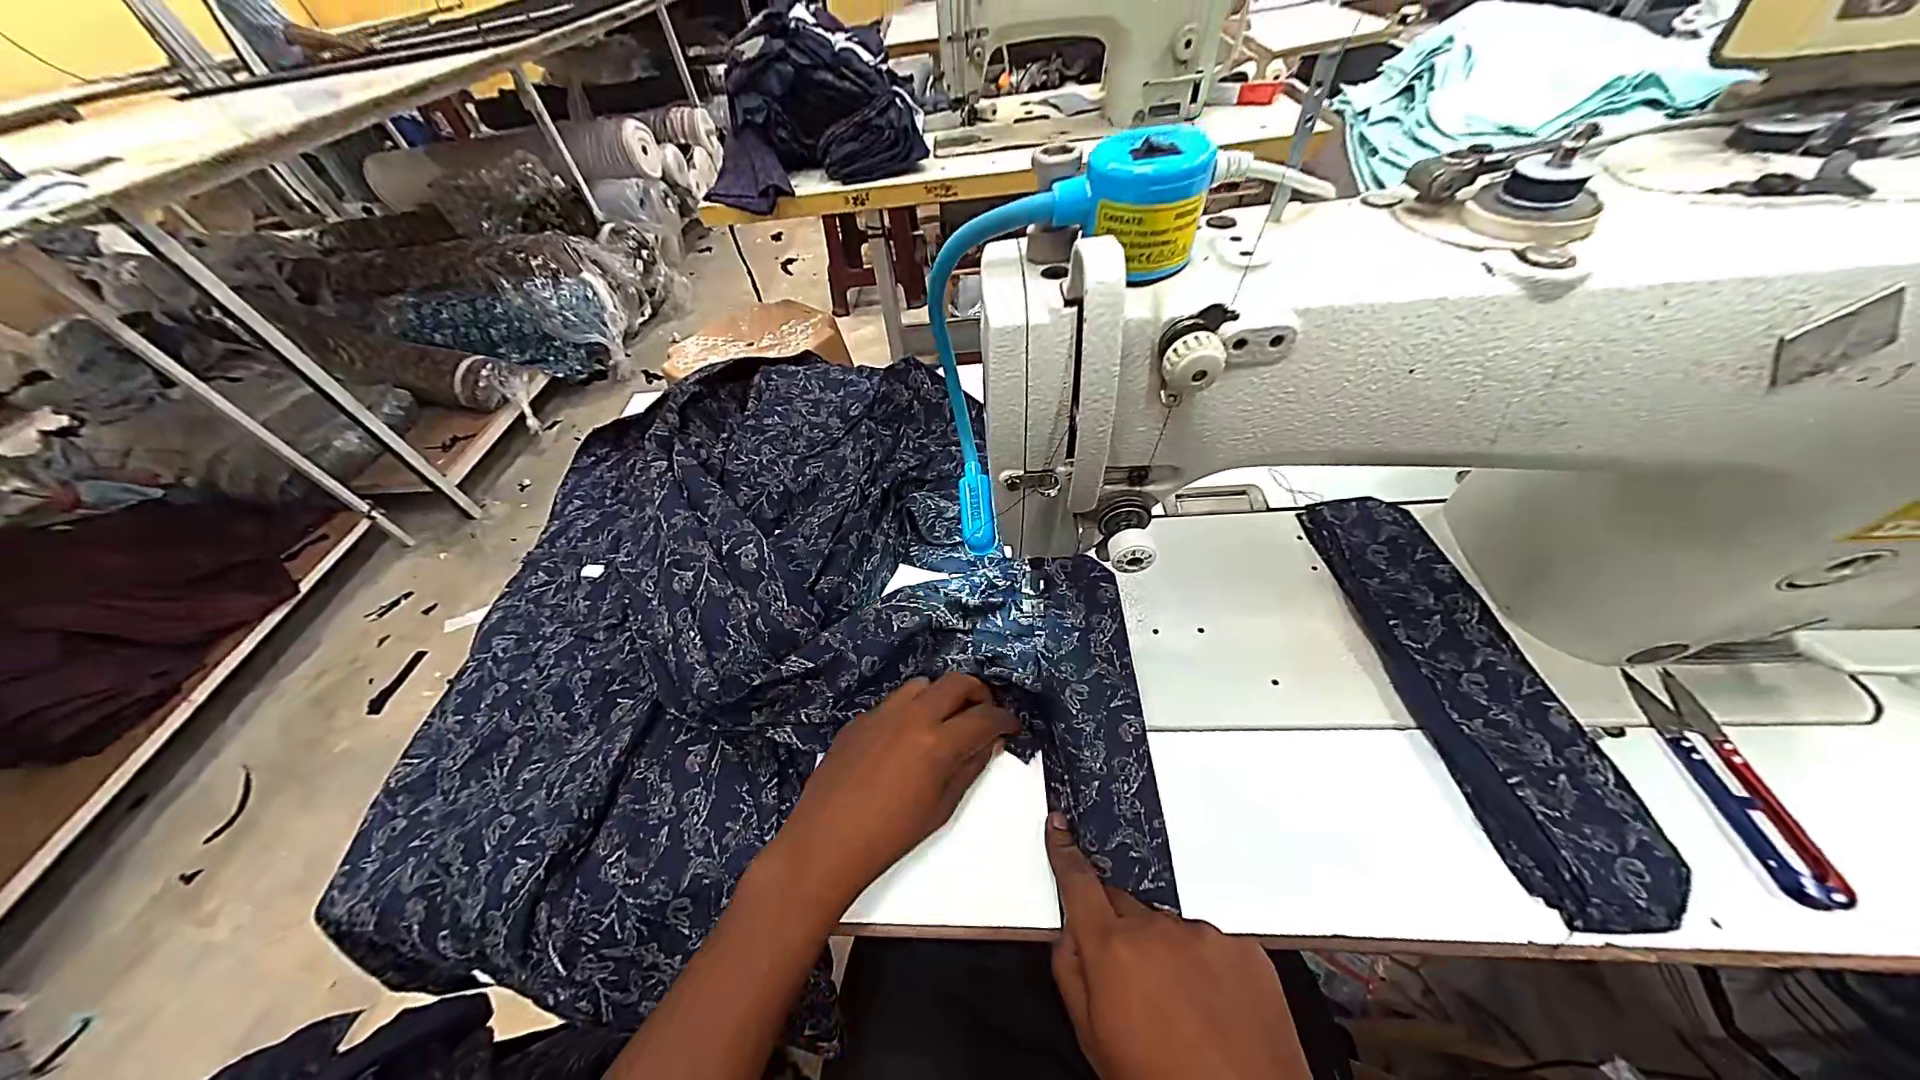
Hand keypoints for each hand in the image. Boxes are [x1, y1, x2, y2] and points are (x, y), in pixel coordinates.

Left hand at [770, 674, 1018, 906]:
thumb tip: (989, 743)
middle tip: (984, 714)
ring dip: (942, 696)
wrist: (825, 841)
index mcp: (937, 742)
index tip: (1011, 726)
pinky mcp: (859, 719)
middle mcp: (912, 716)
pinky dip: (911, 710)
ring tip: (945, 721)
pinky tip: (906, 738)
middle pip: (957, 682)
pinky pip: (893, 702)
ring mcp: (882, 713)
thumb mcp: (941, 807)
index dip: (1005, 719)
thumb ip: (969, 767)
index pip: (985, 717)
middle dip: (979, 694)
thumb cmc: (890, 836)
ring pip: (923, 684)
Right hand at [1047, 814, 1313, 1079]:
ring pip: (1169, 927)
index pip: (1078, 883)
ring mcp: (1203, 935)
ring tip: (1181, 1007)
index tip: (1059, 830)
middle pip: (1123, 905)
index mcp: (1112, 950)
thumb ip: (1070, 972)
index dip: (1064, 853)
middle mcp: (1157, 931)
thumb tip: (1068, 937)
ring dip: (1166, 952)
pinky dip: (1206, 966)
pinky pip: (1211, 942)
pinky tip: (1211, 1006)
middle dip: (1119, 930)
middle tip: (1131, 979)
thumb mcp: (1093, 1037)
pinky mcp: (1242, 947)